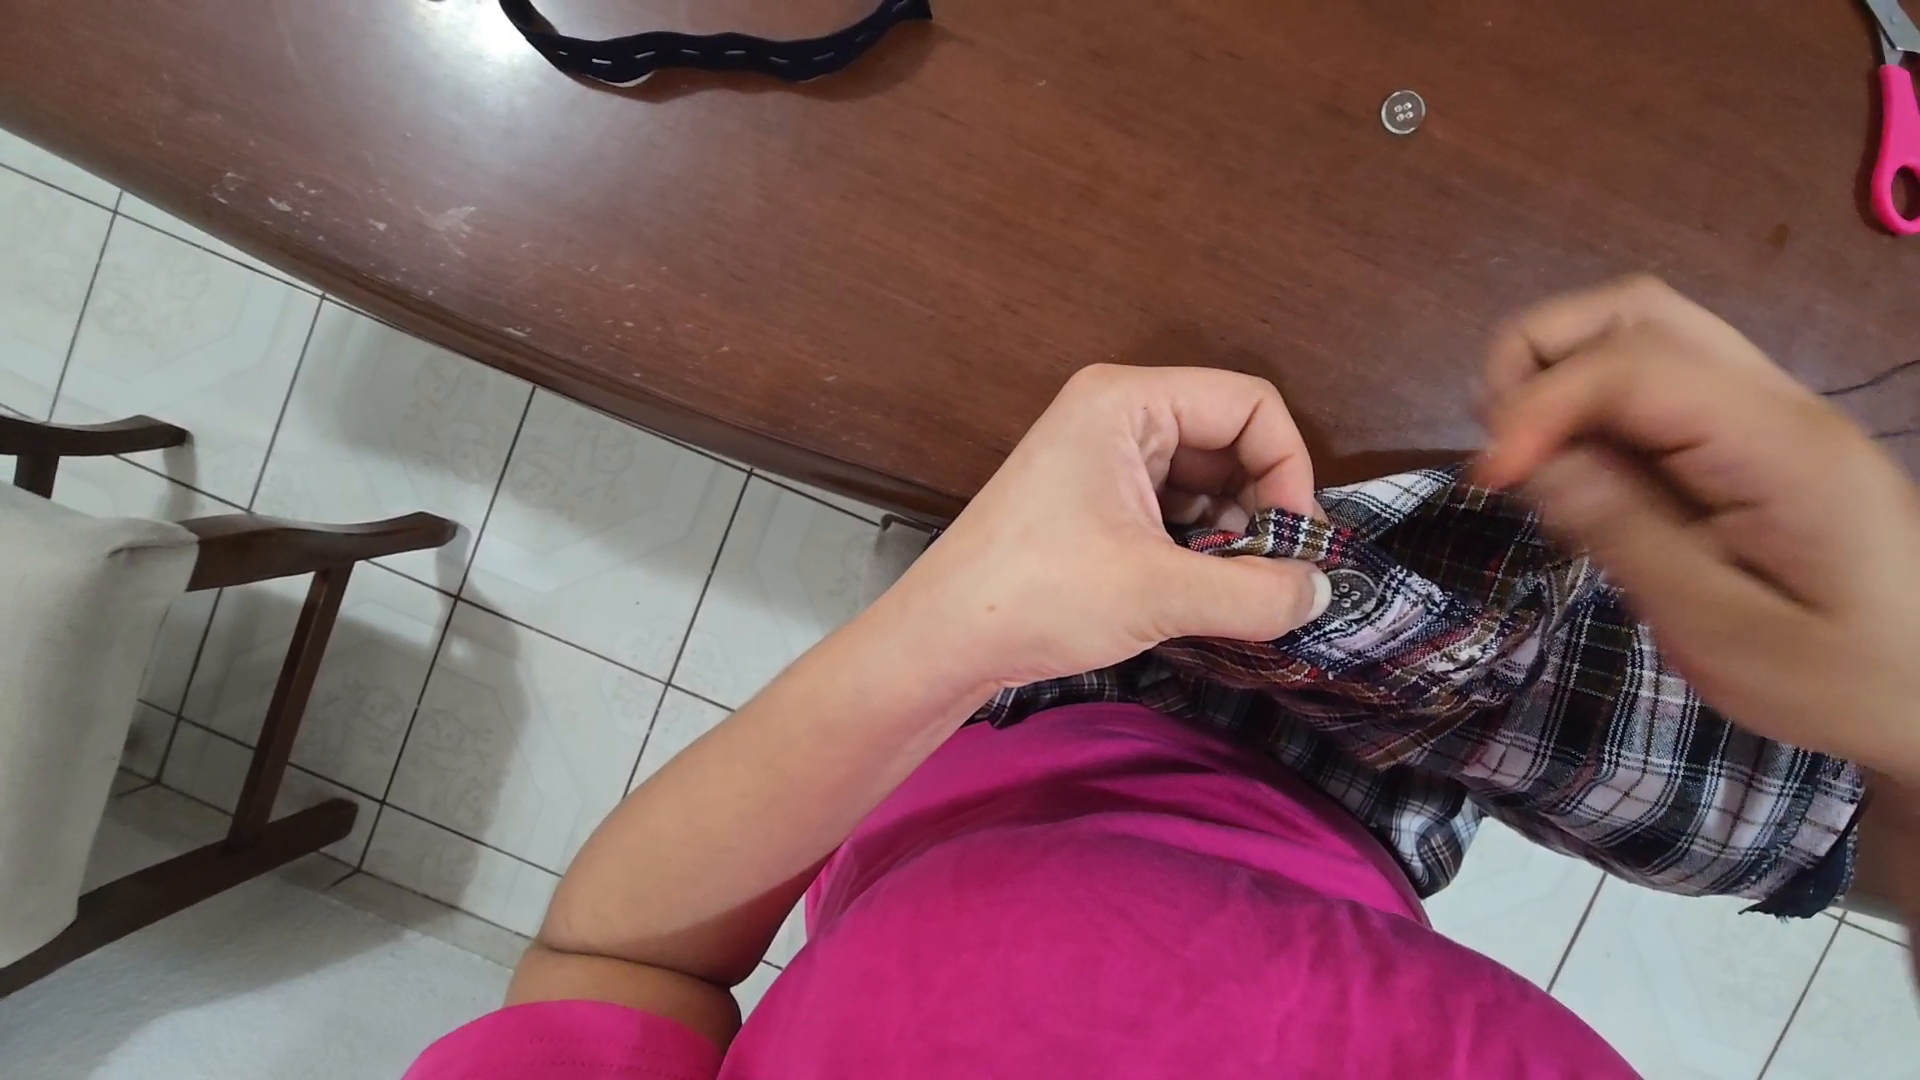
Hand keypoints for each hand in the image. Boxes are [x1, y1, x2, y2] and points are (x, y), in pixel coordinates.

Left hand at [883, 365, 1331, 691]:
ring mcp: (1095, 458)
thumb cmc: (1039, 595)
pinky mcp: (1087, 501)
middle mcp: (1111, 415)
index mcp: (1125, 401)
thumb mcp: (1160, 592)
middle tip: (1270, 574)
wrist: (943, 640)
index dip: (1289, 469)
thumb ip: (1257, 592)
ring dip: (1227, 532)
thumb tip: (1323, 594)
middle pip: (1226, 439)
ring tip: (1231, 588)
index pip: (1249, 405)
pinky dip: (1193, 544)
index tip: (1296, 545)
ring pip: (1198, 479)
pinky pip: (1165, 507)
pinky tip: (1196, 588)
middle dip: (1258, 505)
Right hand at [1477, 276, 1919, 781]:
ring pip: (1629, 331)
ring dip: (1548, 376)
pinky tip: (1558, 469)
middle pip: (1630, 311)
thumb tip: (1527, 463)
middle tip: (1500, 446)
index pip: (1630, 366)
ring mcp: (1752, 414)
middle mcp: (1768, 404)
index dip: (1535, 406)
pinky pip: (1633, 384)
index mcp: (1778, 447)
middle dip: (1532, 358)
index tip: (1487, 480)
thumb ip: (1621, 534)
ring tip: (1520, 455)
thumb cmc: (1843, 681)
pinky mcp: (1729, 437)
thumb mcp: (1719, 629)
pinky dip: (1570, 408)